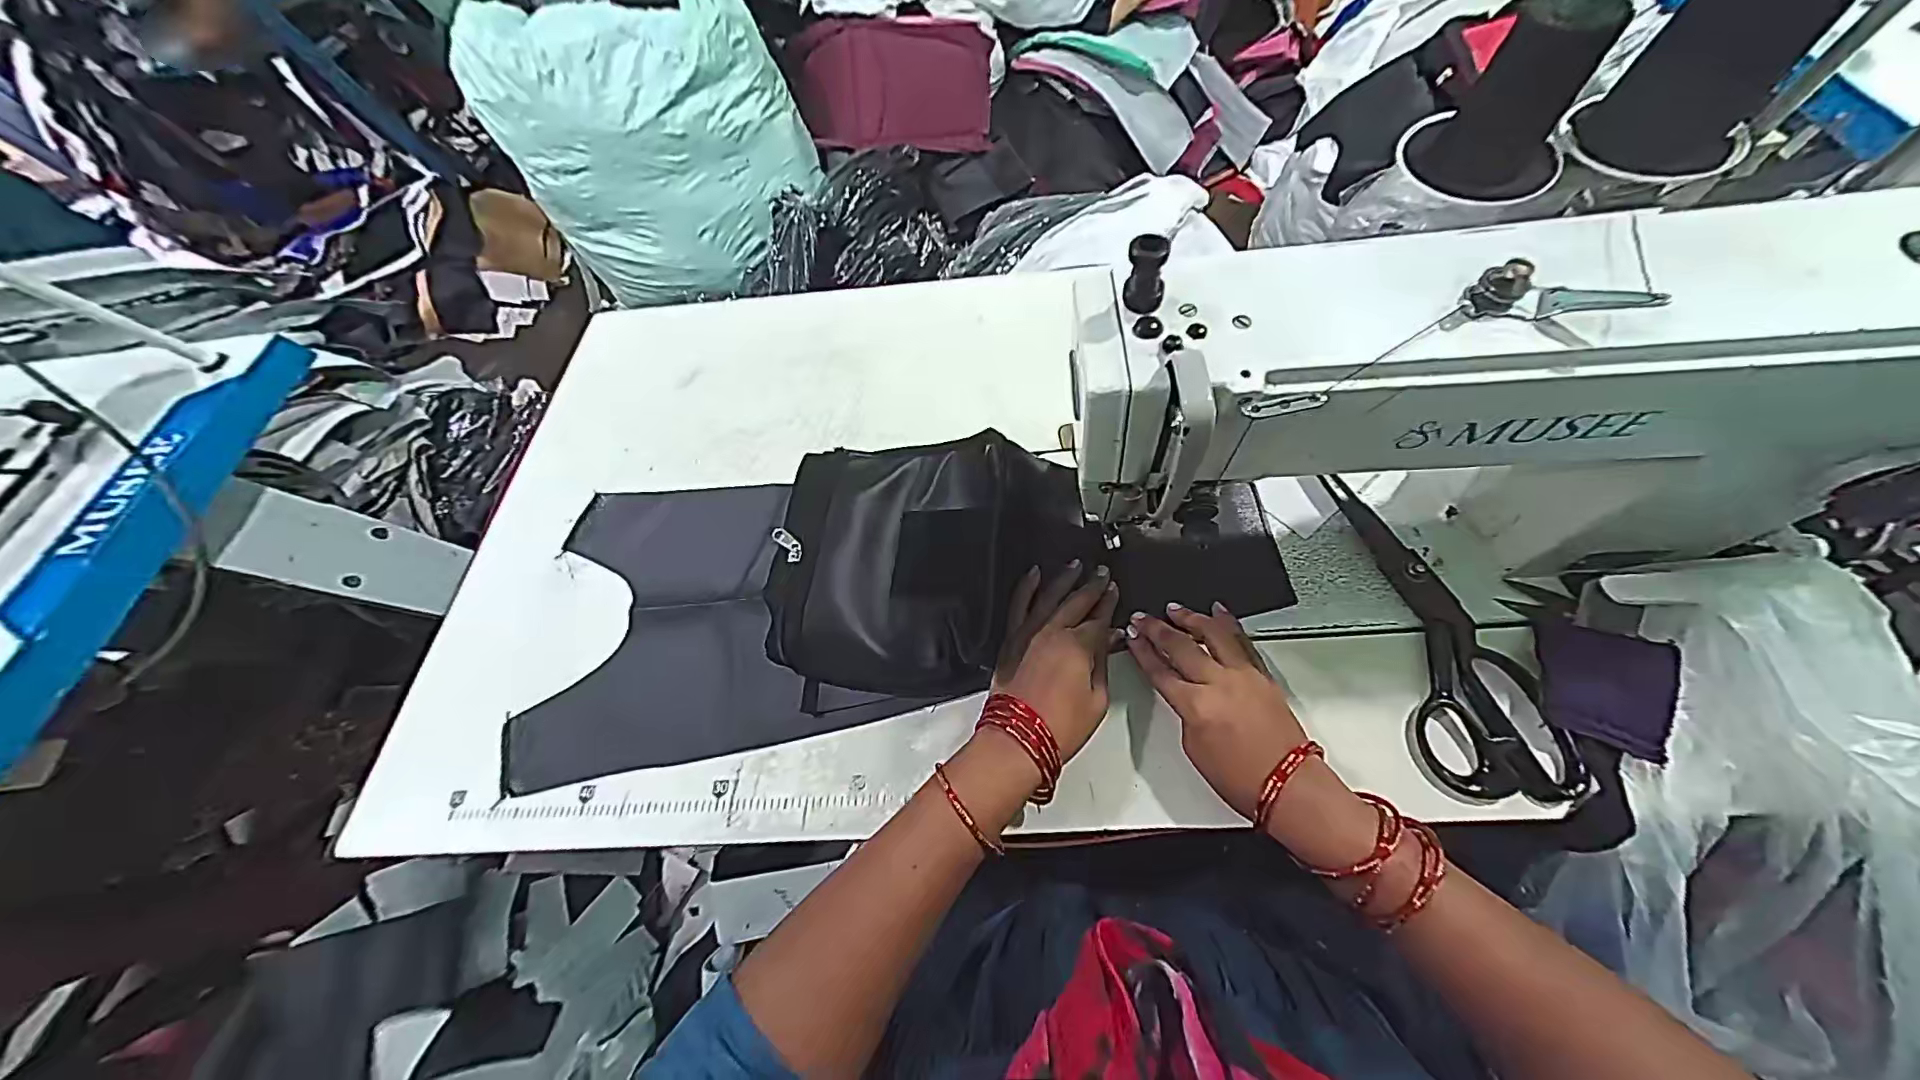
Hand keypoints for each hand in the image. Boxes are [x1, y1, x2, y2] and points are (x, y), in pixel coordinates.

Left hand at [991, 562, 1121, 761]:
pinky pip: (1018, 606)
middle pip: (1077, 602)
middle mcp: (1052, 634)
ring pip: (1049, 597)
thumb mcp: (1096, 700)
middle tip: (1103, 575)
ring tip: (1075, 566)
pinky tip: (1033, 576)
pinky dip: (1026, 588)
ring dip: (1064, 580)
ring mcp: (1029, 635)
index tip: (1115, 593)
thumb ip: (1102, 665)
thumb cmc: (1055, 728)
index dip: (1110, 604)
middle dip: (1093, 587)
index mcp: (1078, 646)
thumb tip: (1106, 646)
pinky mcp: (1010, 642)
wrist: (1016, 741)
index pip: (1100, 618)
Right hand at [1125, 603, 1312, 818]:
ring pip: (1213, 634)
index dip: (1143, 651)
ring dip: (1191, 618)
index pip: (1160, 670)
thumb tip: (1183, 695)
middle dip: (1157, 629)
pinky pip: (1242, 642)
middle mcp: (1220, 685)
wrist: (1289, 786)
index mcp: (1196, 706)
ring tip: (1176, 609)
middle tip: (1144, 618)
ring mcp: (1244, 677)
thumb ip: (1185, 714)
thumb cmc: (1245, 780)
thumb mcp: (1194, 749)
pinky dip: (1229, 624)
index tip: (1134, 637)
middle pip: (1181, 646)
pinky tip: (1219, 614)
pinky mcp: (1263, 677)